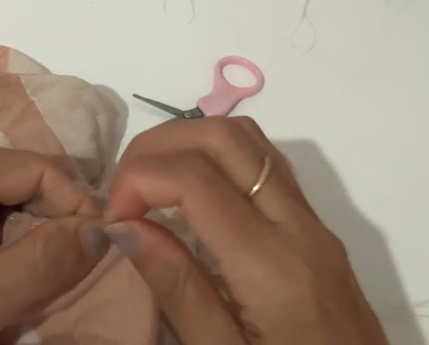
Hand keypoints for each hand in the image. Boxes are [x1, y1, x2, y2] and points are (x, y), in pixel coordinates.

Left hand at [0, 147, 111, 344]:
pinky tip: (9, 281)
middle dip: (53, 218)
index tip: (108, 247)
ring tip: (50, 280)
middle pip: (14, 178)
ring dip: (28, 236)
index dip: (76, 201)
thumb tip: (100, 229)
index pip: (33, 166)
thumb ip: (40, 264)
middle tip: (85, 267)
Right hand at [104, 118, 388, 344]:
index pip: (195, 178)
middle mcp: (301, 227)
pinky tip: (193, 192)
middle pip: (222, 136)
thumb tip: (124, 225)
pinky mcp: (316, 227)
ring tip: (151, 185)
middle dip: (158, 146)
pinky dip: (216, 154)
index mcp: (276, 269)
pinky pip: (263, 159)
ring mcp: (314, 222)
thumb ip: (179, 291)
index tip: (112, 220)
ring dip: (187, 141)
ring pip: (246, 137)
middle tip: (124, 192)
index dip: (138, 180)